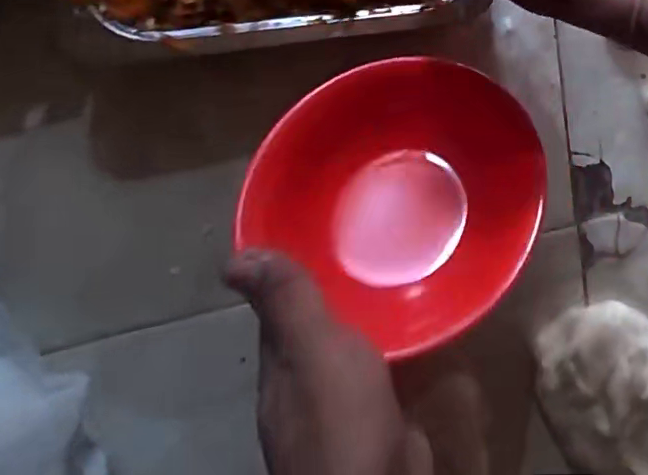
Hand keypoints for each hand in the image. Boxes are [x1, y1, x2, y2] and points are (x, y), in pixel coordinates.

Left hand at [226, 250, 430, 474]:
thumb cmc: (340, 420)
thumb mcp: (311, 350)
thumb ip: (286, 304)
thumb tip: (233, 258)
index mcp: (280, 363)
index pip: (278, 304)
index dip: (290, 267)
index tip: (315, 225)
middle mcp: (301, 384)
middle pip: (313, 324)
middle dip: (334, 287)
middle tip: (367, 238)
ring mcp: (338, 407)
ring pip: (347, 347)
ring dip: (365, 316)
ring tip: (397, 270)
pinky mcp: (375, 421)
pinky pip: (379, 371)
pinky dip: (391, 347)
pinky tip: (414, 330)